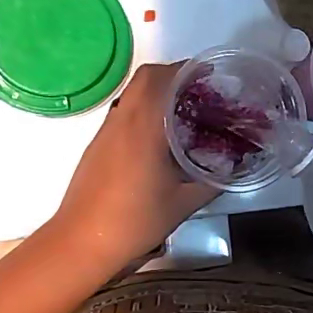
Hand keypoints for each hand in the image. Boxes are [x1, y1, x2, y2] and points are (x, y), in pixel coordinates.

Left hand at [45, 62, 214, 270]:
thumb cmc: (134, 221)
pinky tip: (161, 137)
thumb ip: (211, 183)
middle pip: (145, 78)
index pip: (162, 79)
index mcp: (144, 128)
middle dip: (173, 75)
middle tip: (200, 91)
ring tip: (185, 111)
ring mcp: (106, 131)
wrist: (82, 242)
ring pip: (132, 93)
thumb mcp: (183, 204)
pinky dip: (145, 110)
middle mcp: (122, 120)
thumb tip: (231, 170)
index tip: (211, 76)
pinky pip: (124, 112)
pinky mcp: (98, 145)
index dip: (187, 70)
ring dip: (157, 92)